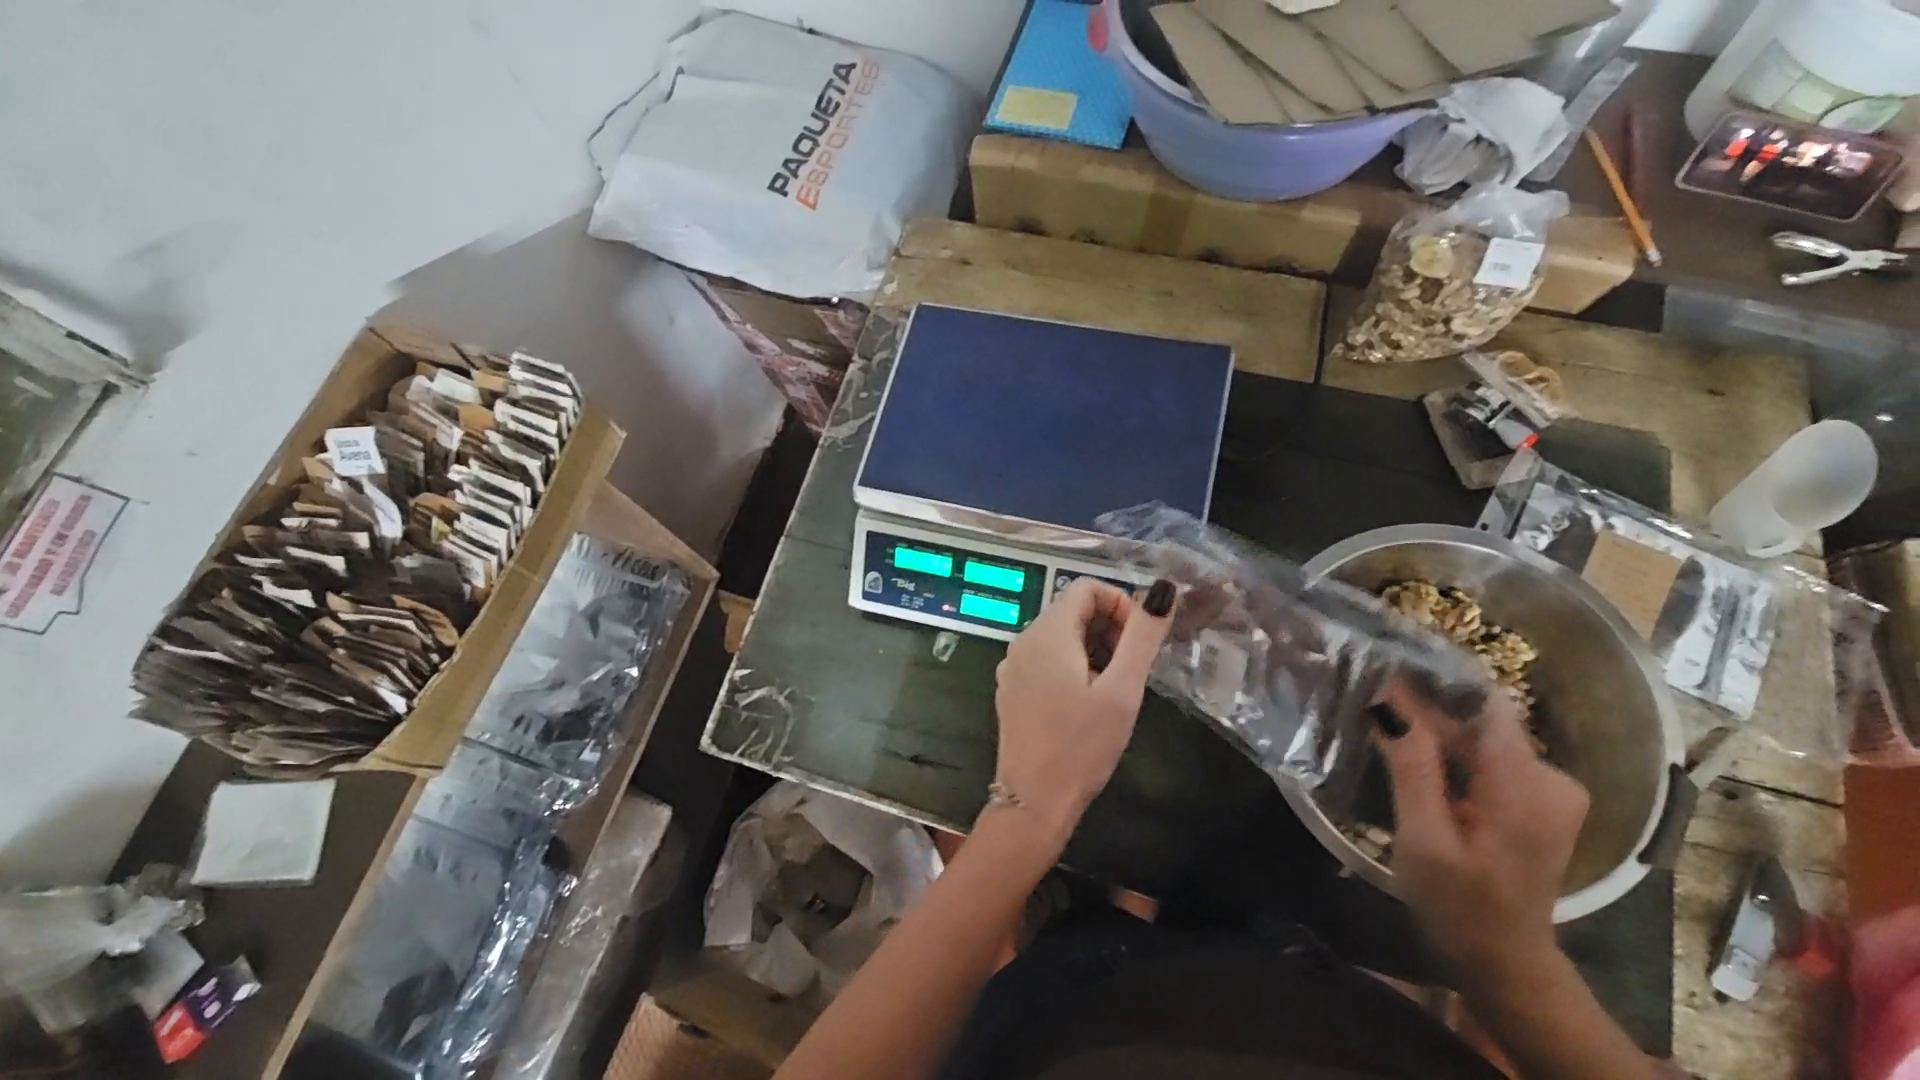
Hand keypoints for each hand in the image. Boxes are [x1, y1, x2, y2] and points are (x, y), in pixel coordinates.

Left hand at [992, 579, 1175, 839]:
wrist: (1034, 801)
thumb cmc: (1082, 745)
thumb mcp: (1122, 689)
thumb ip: (1142, 636)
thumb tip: (1162, 591)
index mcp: (1047, 633)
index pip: (1085, 588)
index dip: (1119, 603)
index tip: (1139, 640)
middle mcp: (1023, 642)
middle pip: (1072, 609)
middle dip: (1109, 627)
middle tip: (1132, 669)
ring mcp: (1013, 667)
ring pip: (1060, 636)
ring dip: (1094, 648)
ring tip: (1114, 689)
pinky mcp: (1013, 691)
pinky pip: (1046, 660)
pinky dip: (1073, 666)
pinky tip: (1088, 703)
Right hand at [1373, 682, 1590, 984]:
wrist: (1504, 961)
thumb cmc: (1458, 905)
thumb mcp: (1423, 839)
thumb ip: (1412, 767)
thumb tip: (1389, 700)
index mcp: (1527, 783)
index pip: (1482, 702)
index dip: (1432, 681)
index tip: (1383, 665)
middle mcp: (1552, 775)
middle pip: (1481, 719)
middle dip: (1427, 709)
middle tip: (1370, 700)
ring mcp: (1551, 788)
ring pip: (1483, 736)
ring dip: (1438, 732)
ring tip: (1386, 726)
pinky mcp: (1541, 799)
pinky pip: (1492, 757)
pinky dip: (1455, 754)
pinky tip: (1419, 762)